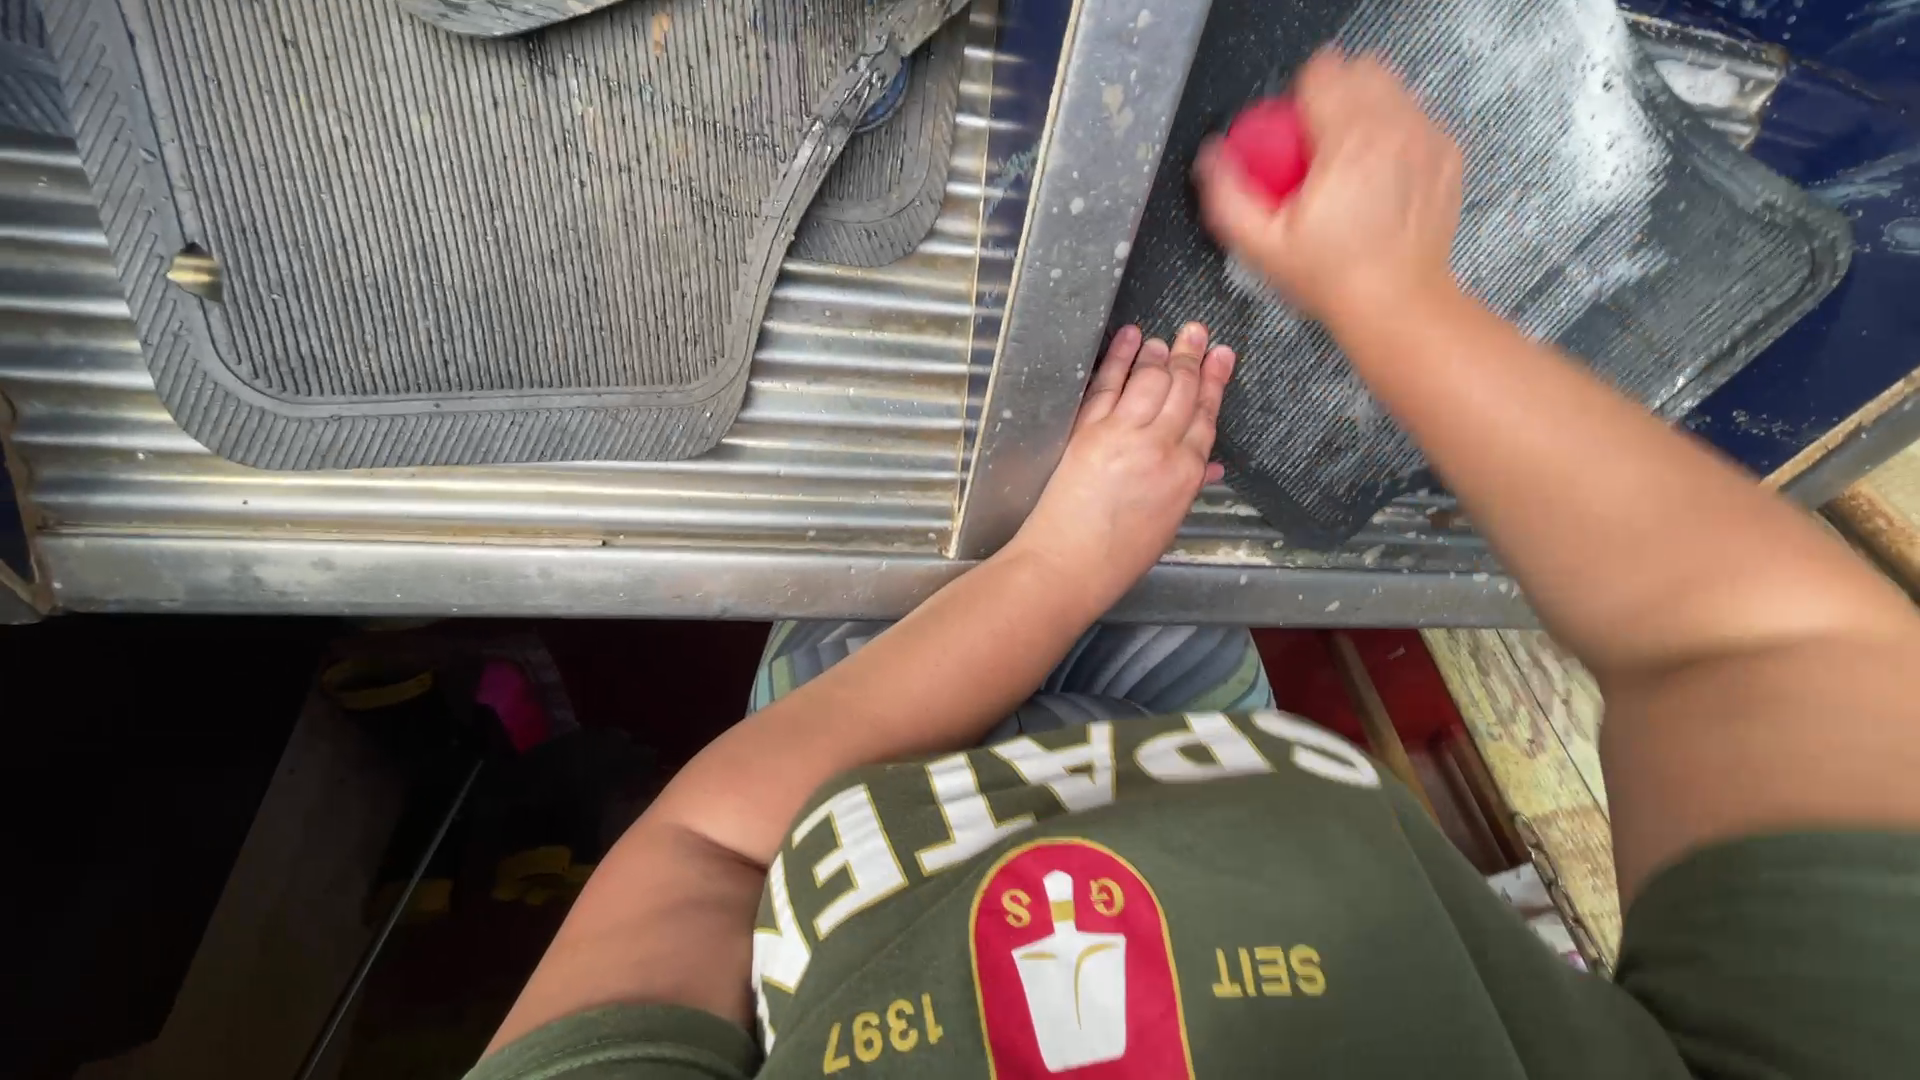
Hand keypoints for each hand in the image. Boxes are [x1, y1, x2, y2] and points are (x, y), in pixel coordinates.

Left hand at [1007, 323, 1234, 610]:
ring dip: (1163, 353)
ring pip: (1151, 381)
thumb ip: (1187, 487)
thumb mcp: (1167, 524)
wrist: (1068, 565)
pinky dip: (1120, 357)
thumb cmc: (1116, 558)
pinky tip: (1130, 338)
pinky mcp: (1088, 431)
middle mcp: (1160, 449)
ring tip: (1171, 335)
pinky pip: (1108, 384)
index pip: (1206, 416)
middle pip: (1182, 391)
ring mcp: (1123, 435)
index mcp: (1185, 476)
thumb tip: (1208, 466)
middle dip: (1193, 357)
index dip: (1215, 382)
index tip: (1222, 358)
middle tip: (1199, 332)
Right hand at [1192, 48, 1464, 327]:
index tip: (1290, 140)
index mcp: (1348, 141)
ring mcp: (1426, 136)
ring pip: (1390, 89)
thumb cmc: (1332, 279)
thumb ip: (1228, 195)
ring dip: (1363, 114)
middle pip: (1358, 71)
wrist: (1395, 302)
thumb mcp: (1261, 246)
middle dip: (1332, 100)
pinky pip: (1414, 119)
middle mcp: (1394, 127)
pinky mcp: (1446, 152)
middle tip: (1315, 151)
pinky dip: (1393, 135)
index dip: (1295, 103)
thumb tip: (1210, 159)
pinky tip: (1376, 179)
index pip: (1320, 74)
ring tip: (1345, 166)